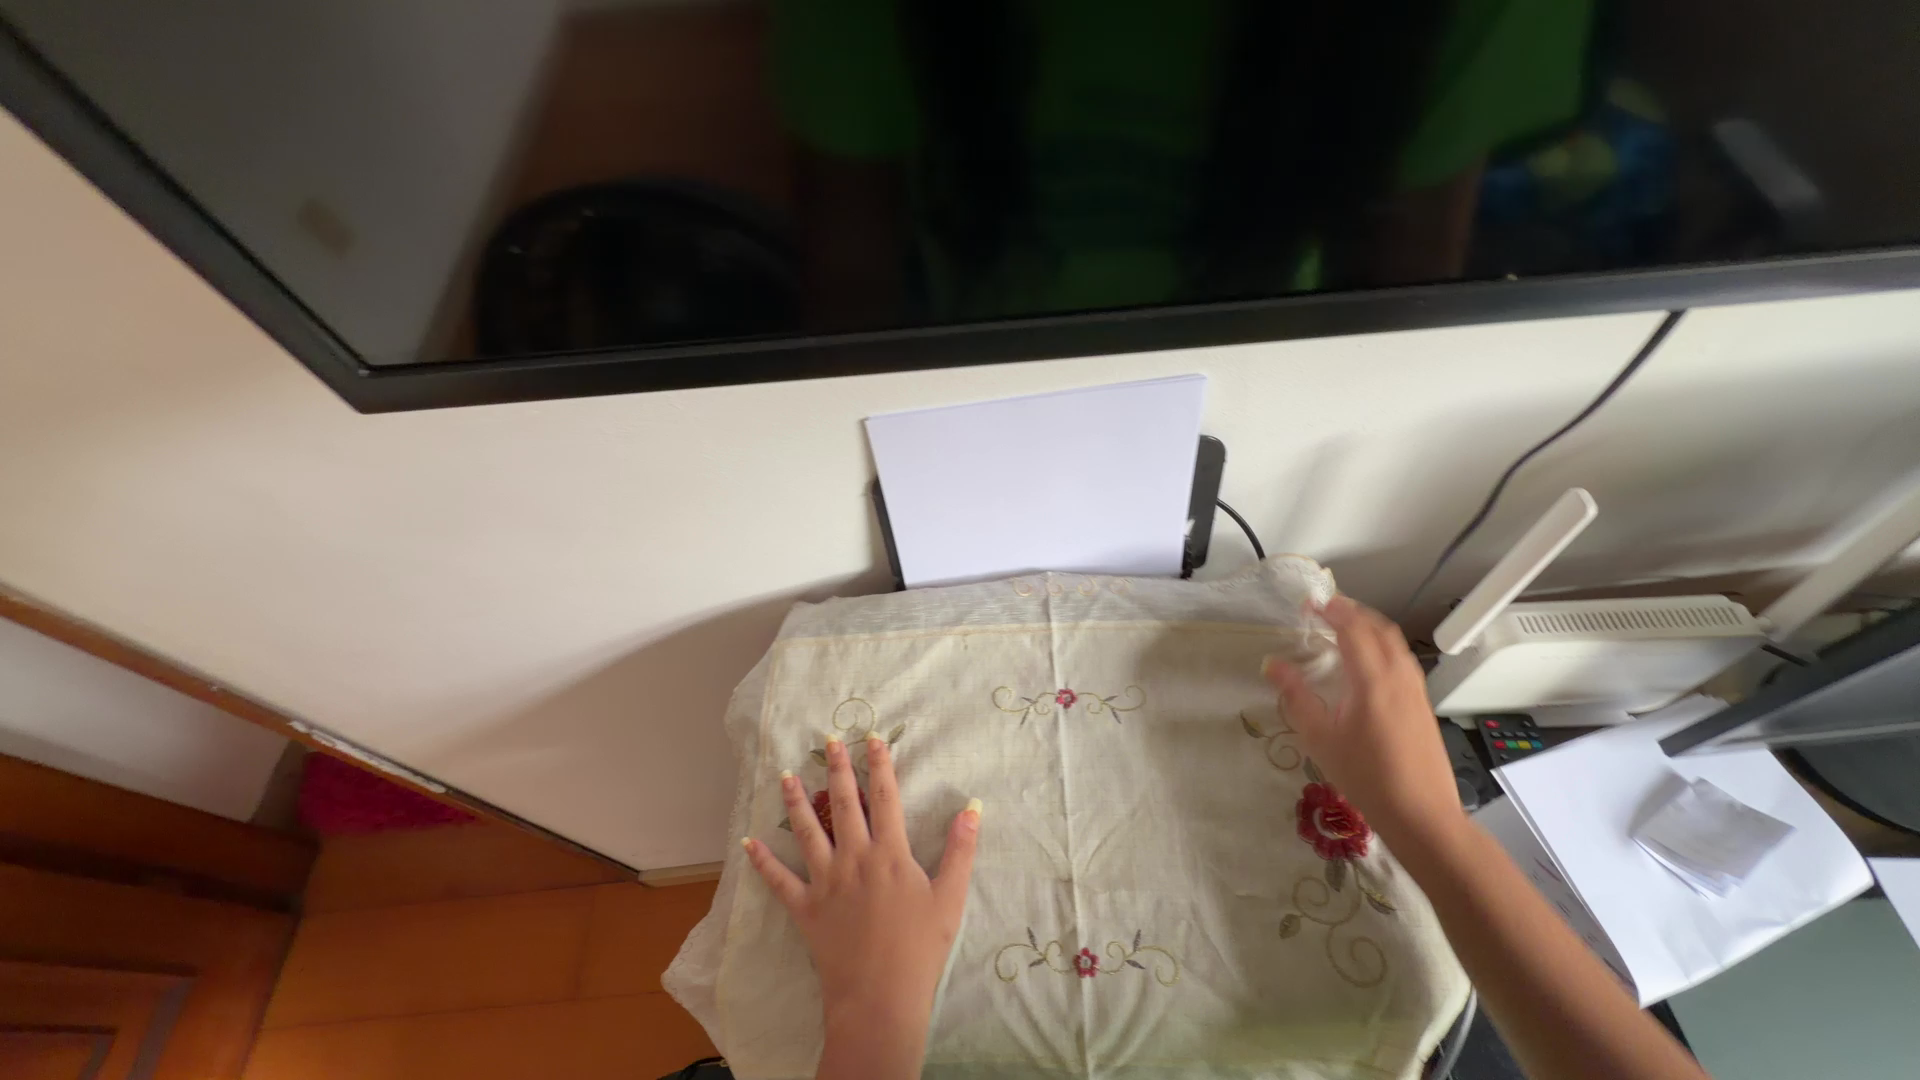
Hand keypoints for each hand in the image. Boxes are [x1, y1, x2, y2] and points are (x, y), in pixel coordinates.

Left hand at [742, 732, 979, 1078]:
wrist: (880, 999)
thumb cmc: (921, 948)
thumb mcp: (951, 896)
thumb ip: (961, 849)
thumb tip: (973, 807)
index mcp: (890, 853)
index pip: (885, 797)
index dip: (879, 765)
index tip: (871, 738)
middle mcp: (854, 858)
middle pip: (845, 804)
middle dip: (838, 769)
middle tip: (829, 741)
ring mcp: (825, 882)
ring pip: (807, 832)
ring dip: (796, 802)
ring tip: (786, 776)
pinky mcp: (805, 909)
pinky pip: (779, 880)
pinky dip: (763, 861)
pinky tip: (749, 842)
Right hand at [1262, 594, 1464, 849]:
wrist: (1421, 814)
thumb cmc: (1365, 777)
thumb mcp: (1320, 738)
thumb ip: (1296, 697)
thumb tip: (1273, 665)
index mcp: (1372, 680)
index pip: (1353, 629)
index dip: (1332, 611)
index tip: (1309, 605)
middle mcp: (1399, 677)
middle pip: (1379, 629)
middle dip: (1353, 612)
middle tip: (1326, 609)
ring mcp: (1416, 691)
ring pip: (1396, 643)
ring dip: (1370, 627)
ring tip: (1346, 628)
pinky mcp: (1422, 705)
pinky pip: (1403, 660)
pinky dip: (1383, 646)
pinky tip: (1369, 663)